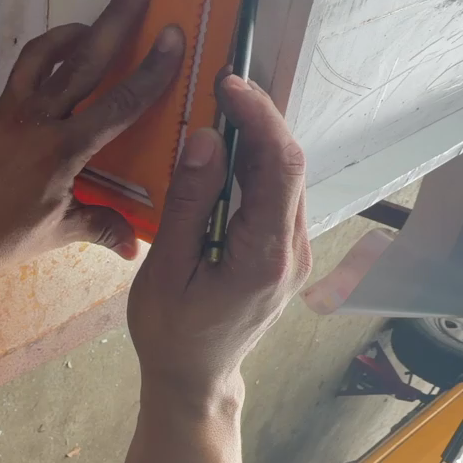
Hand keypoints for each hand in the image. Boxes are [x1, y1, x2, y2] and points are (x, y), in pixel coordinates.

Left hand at [0, 0, 183, 270]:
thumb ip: (100, 228)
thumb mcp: (58, 232)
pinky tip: (54, 62)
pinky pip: (21, 73)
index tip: (173, 37)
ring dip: (72, 31)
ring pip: (45, 53)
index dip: (150, 71)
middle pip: (85, 59)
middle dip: (117, 18)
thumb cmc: (5, 237)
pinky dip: (43, 59)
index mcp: (62, 151)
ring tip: (92, 25)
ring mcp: (11, 111)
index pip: (118, 105)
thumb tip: (135, 246)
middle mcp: (38, 120)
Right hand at [127, 75, 309, 408]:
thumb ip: (188, 206)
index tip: (228, 83)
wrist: (193, 378)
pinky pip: (278, 198)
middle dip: (258, 121)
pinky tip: (227, 162)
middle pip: (289, 166)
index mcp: (264, 257)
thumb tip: (203, 140)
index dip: (260, 116)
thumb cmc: (170, 334)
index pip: (279, 165)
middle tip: (218, 92)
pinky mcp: (285, 255)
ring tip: (218, 119)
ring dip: (256, 143)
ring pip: (286, 179)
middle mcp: (293, 250)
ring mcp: (295, 253)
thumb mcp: (167, 272)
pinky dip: (255, 170)